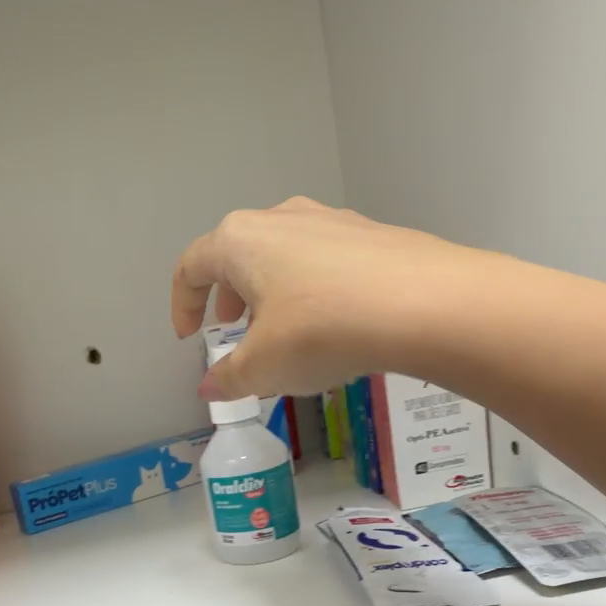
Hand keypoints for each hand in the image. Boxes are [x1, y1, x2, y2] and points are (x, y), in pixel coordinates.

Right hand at [170, 197, 515, 399]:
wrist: (423, 304)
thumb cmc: (321, 331)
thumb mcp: (263, 367)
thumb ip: (228, 378)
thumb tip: (210, 388)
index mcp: (240, 241)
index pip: (191, 266)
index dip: (182, 304)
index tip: (189, 338)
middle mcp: (281, 218)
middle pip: (237, 253)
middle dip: (228, 295)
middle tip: (233, 329)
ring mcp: (330, 220)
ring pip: (283, 254)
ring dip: (270, 292)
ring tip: (282, 332)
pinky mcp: (371, 233)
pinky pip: (324, 261)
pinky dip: (311, 290)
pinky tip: (332, 324)